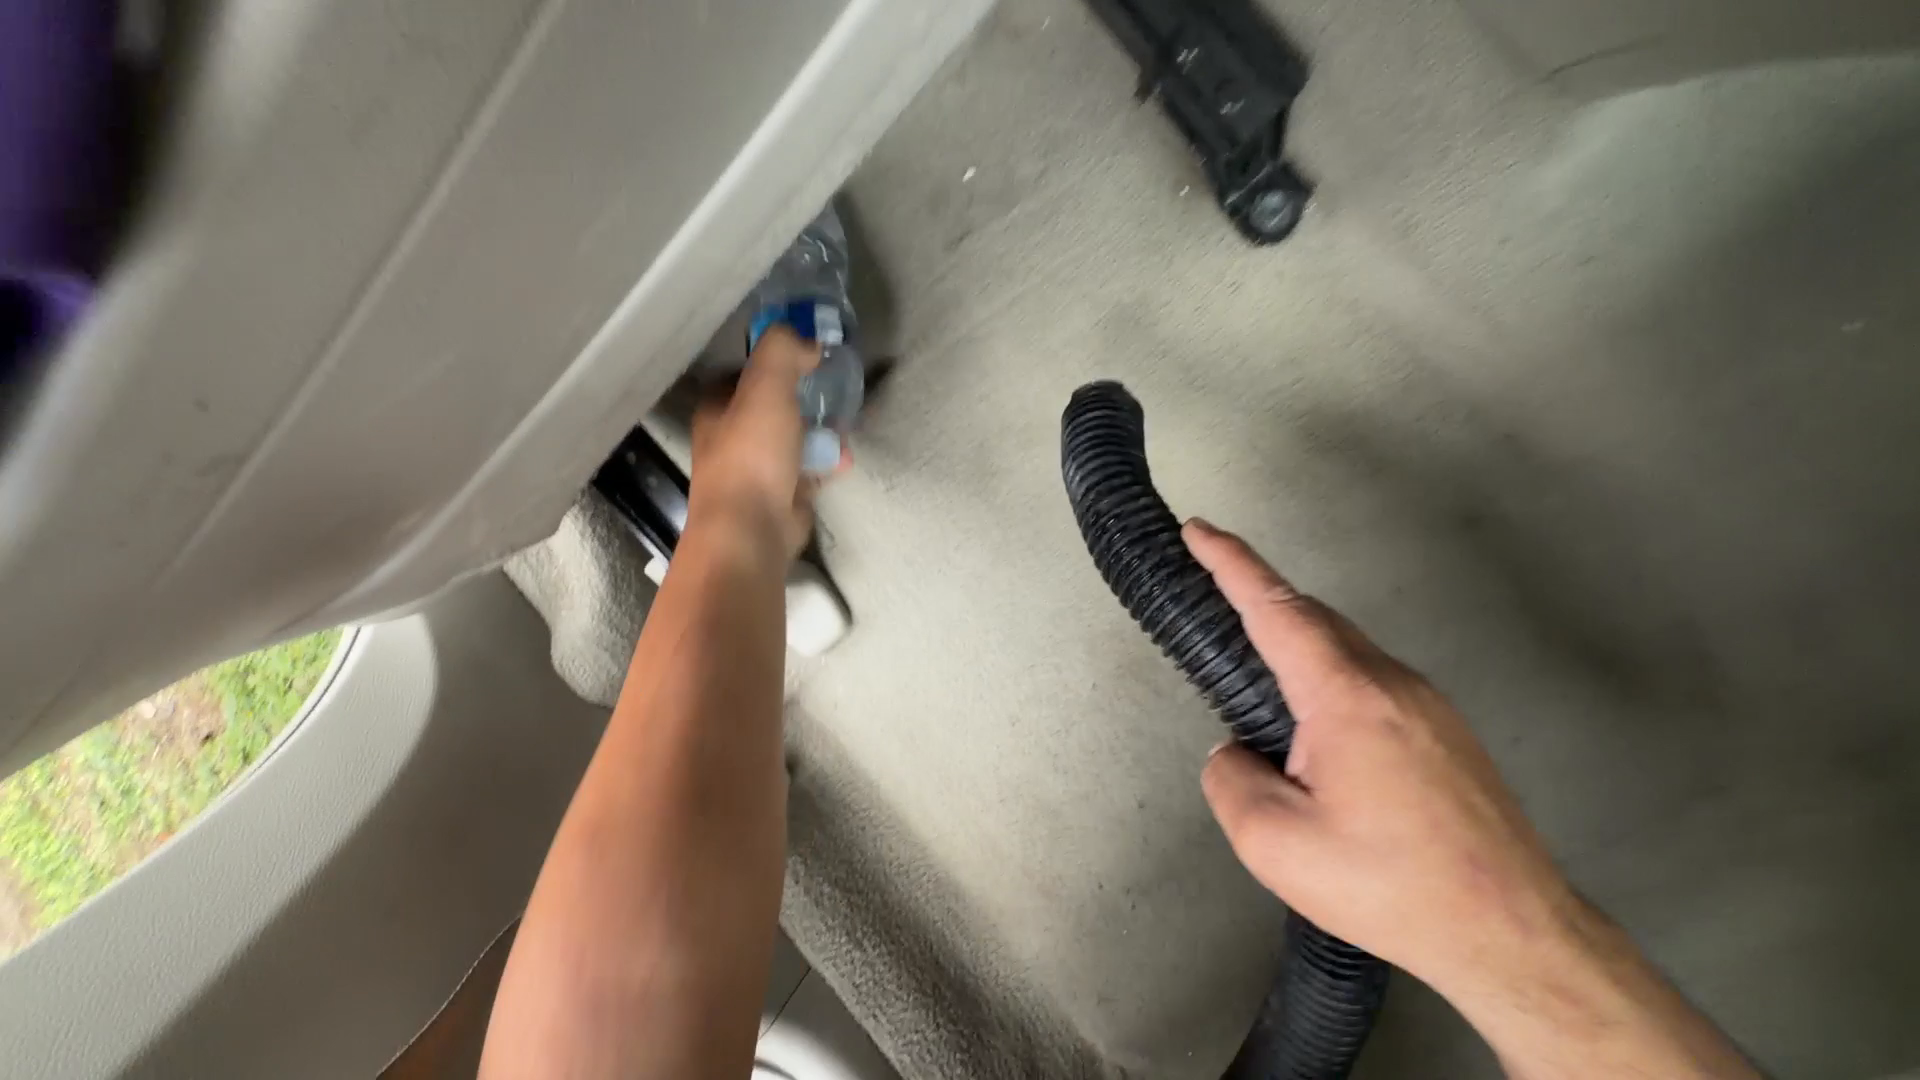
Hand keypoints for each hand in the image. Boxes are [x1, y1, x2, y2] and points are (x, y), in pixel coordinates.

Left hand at [688, 326, 828, 558]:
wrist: (753, 529)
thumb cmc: (753, 454)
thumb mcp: (766, 386)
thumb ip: (783, 351)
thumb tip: (808, 343)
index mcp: (717, 407)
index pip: (745, 373)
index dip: (776, 362)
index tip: (809, 356)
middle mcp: (731, 437)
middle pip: (774, 406)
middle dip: (806, 399)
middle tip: (835, 391)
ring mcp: (756, 469)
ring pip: (794, 438)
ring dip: (821, 431)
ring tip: (845, 426)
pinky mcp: (781, 496)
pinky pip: (808, 469)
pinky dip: (826, 462)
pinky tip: (843, 460)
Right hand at [1185, 519, 1582, 994]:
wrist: (1514, 935)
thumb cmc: (1389, 886)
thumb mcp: (1275, 844)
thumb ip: (1230, 780)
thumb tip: (1234, 752)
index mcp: (1346, 697)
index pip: (1276, 608)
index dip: (1231, 563)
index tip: (1198, 530)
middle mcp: (1392, 683)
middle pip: (1313, 617)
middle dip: (1259, 597)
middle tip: (1214, 602)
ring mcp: (1427, 704)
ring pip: (1345, 648)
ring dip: (1295, 643)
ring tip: (1259, 683)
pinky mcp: (1445, 731)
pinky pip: (1369, 678)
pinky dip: (1327, 676)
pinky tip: (1316, 729)